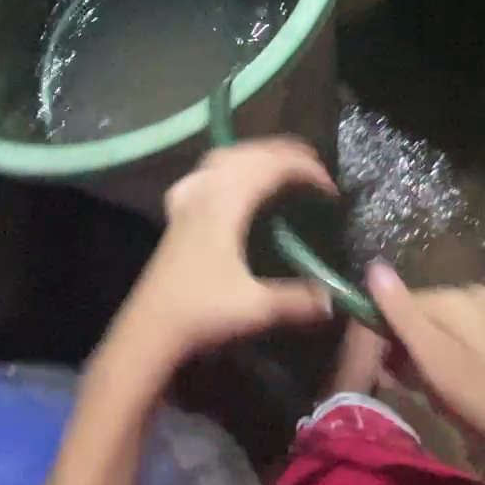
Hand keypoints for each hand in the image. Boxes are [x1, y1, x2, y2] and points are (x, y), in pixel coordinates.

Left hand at [111, 139, 337, 366]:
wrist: (149, 331)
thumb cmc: (202, 314)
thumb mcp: (256, 307)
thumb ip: (298, 300)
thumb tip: (335, 298)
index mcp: (227, 204)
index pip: (273, 167)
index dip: (306, 170)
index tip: (331, 190)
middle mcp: (207, 191)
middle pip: (250, 153)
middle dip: (286, 153)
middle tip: (316, 169)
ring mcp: (189, 200)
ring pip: (225, 157)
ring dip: (256, 154)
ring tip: (281, 165)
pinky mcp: (178, 214)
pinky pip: (203, 174)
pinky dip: (225, 167)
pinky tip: (230, 180)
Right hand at [366, 263, 484, 463]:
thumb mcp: (439, 364)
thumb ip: (404, 316)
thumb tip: (374, 266)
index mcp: (456, 297)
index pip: (403, 304)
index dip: (391, 341)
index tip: (393, 377)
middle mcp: (479, 294)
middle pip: (428, 316)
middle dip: (418, 350)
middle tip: (425, 392)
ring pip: (453, 329)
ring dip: (442, 357)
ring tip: (451, 397)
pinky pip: (478, 339)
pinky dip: (468, 359)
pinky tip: (479, 390)